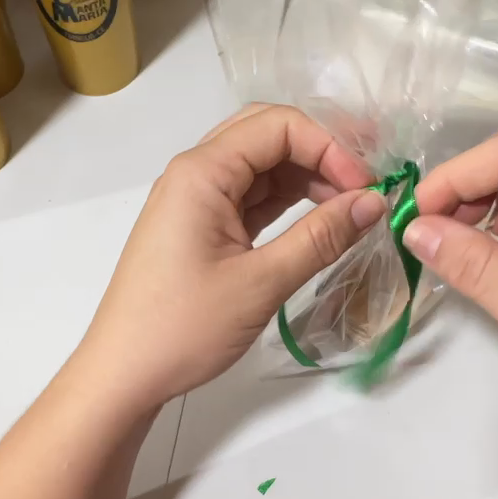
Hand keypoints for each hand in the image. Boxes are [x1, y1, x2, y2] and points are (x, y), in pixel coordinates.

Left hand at [73, 105, 385, 412]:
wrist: (124, 373)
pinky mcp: (198, 230)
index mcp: (201, 172)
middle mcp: (195, 174)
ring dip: (305, 179)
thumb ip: (320, 238)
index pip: (278, 125)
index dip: (330, 146)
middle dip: (320, 152)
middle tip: (367, 182)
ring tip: (350, 208)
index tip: (366, 187)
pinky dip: (284, 205)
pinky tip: (318, 221)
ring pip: (259, 168)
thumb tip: (373, 202)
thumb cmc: (184, 327)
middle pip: (267, 136)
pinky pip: (247, 199)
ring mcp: (194, 202)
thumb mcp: (260, 283)